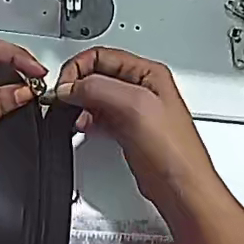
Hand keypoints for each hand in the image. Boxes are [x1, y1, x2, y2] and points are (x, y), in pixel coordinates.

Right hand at [55, 47, 221, 215]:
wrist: (179, 188)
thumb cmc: (173, 151)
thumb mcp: (134, 107)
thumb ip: (99, 89)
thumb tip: (71, 86)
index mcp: (148, 74)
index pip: (102, 56)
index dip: (78, 68)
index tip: (65, 87)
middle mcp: (141, 89)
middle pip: (96, 74)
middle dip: (76, 85)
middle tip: (64, 100)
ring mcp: (133, 111)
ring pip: (95, 96)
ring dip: (79, 103)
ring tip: (72, 115)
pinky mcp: (125, 131)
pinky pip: (98, 117)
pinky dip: (85, 119)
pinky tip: (82, 126)